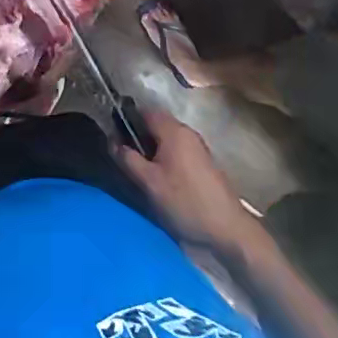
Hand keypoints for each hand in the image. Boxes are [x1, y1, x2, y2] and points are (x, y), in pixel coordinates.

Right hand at [116, 109, 262, 256]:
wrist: (225, 226)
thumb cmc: (184, 201)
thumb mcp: (149, 182)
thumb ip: (128, 159)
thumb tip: (112, 141)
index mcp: (174, 131)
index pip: (145, 112)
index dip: (126, 119)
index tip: (112, 136)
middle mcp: (187, 133)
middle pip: (157, 125)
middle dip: (138, 137)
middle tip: (122, 157)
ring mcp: (198, 147)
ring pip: (167, 140)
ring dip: (151, 150)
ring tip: (137, 170)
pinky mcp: (203, 163)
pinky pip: (177, 151)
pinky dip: (164, 158)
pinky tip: (157, 178)